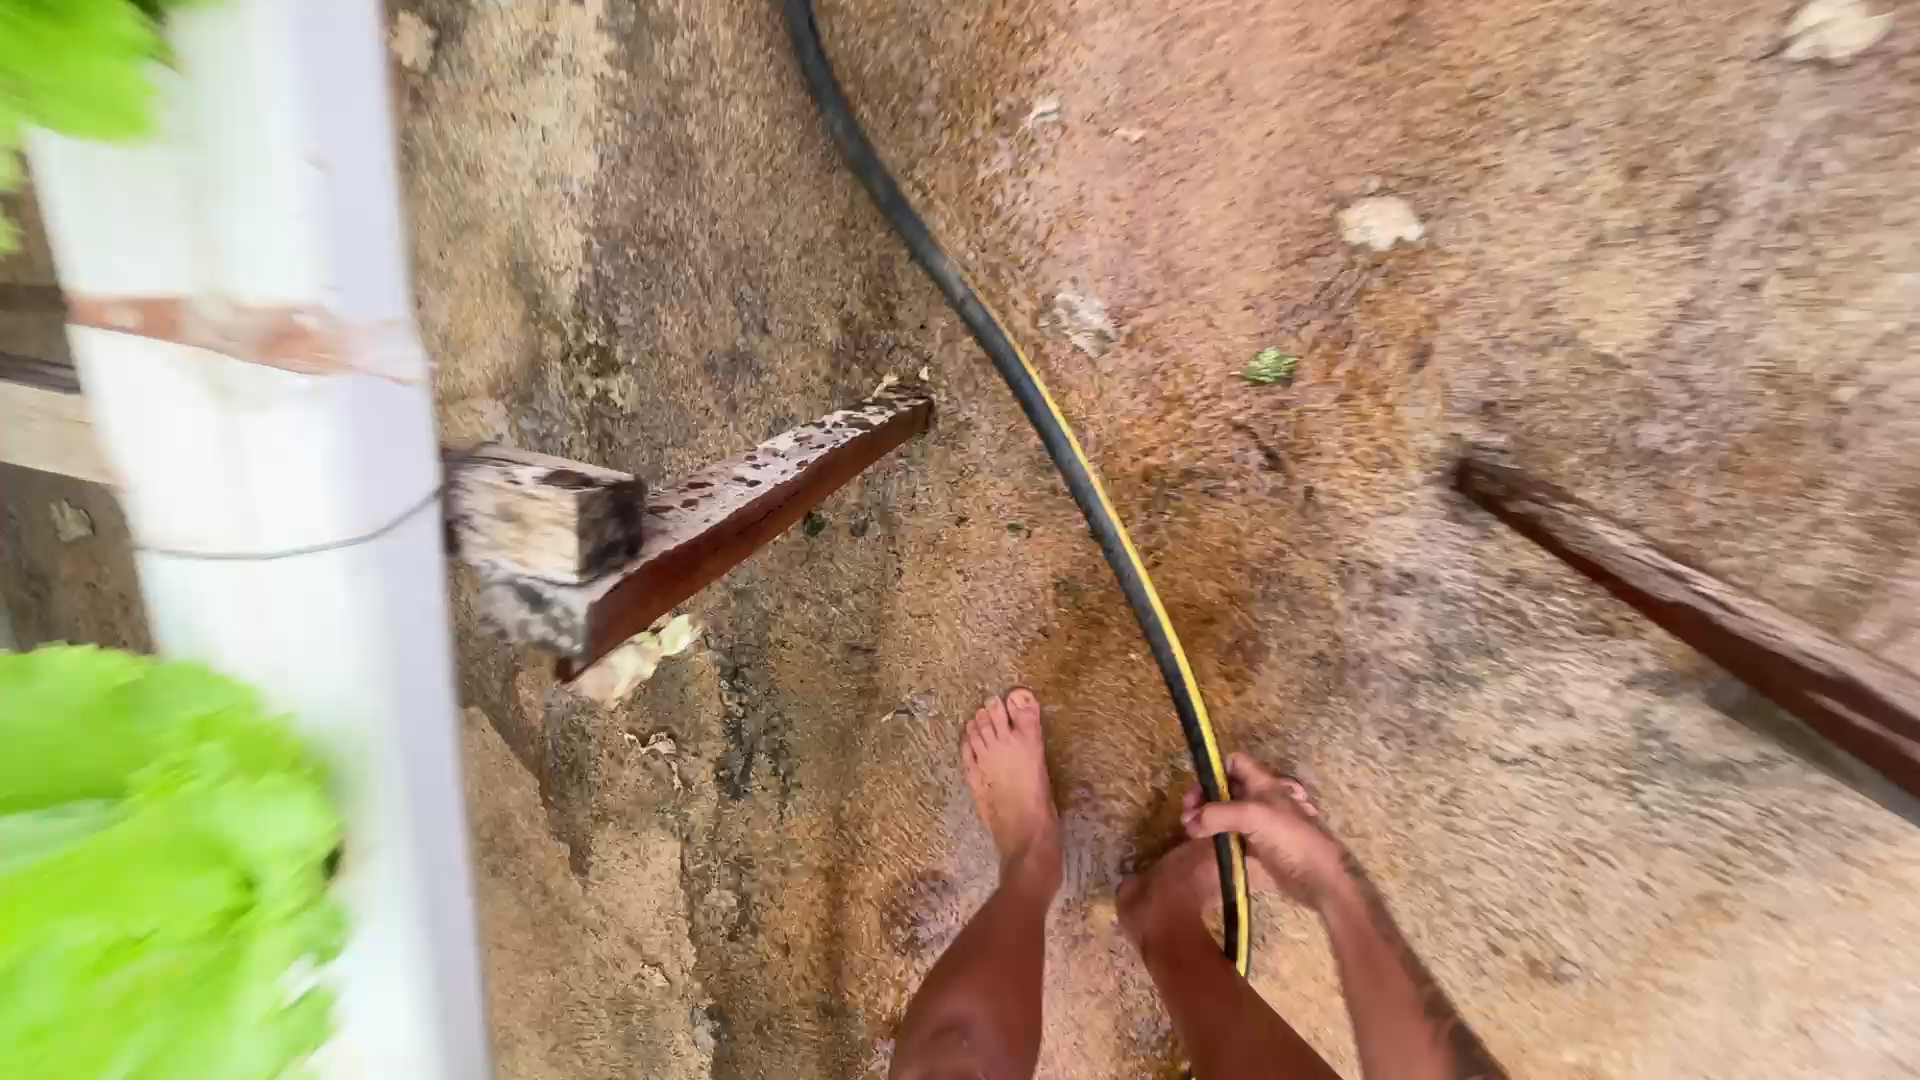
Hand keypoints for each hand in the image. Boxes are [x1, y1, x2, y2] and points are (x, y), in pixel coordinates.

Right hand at [1182, 754, 1348, 909]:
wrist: (1320, 878)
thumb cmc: (1289, 837)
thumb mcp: (1251, 816)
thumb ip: (1217, 814)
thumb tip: (1190, 822)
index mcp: (1261, 783)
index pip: (1234, 762)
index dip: (1215, 768)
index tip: (1199, 787)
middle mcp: (1258, 799)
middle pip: (1223, 787)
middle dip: (1202, 797)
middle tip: (1187, 814)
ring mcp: (1258, 823)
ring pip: (1224, 812)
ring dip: (1204, 817)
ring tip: (1189, 829)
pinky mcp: (1257, 846)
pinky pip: (1229, 834)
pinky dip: (1214, 835)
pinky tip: (1202, 842)